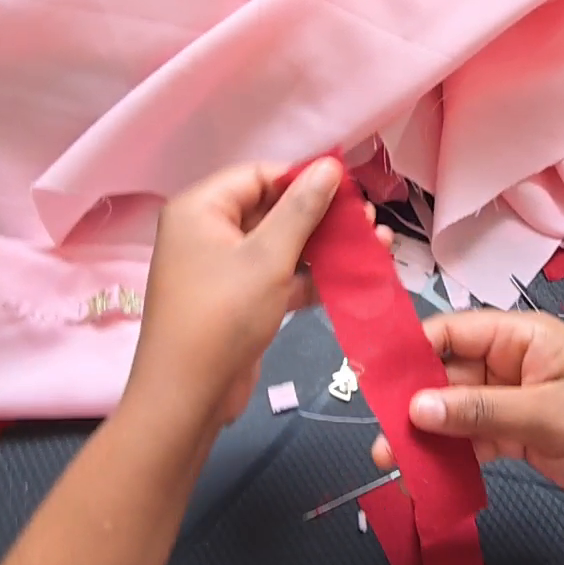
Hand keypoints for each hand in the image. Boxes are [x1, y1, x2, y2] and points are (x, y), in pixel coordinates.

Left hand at [124, 158, 386, 429]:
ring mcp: (225, 268)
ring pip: (282, 245)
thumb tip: (330, 165)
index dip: (305, 179)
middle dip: (323, 215)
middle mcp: (209, 232)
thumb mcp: (268, 257)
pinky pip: (280, 276)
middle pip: (274, 209)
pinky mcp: (242, 300)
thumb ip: (302, 208)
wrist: (188, 399)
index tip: (350, 188)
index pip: (260, 176)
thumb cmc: (223, 315)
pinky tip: (356, 275)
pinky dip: (313, 276)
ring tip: (375, 244)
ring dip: (325, 247)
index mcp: (202, 209)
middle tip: (368, 219)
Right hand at [371, 310, 563, 515]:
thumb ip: (480, 411)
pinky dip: (452, 454)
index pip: (455, 332)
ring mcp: (513, 399)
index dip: (414, 349)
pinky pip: (473, 437)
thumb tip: (417, 408)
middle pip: (449, 374)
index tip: (375, 372)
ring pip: (456, 410)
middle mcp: (511, 362)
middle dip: (414, 400)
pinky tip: (427, 472)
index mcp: (522, 336)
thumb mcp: (547, 413)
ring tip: (393, 459)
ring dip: (427, 433)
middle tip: (380, 430)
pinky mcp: (517, 433)